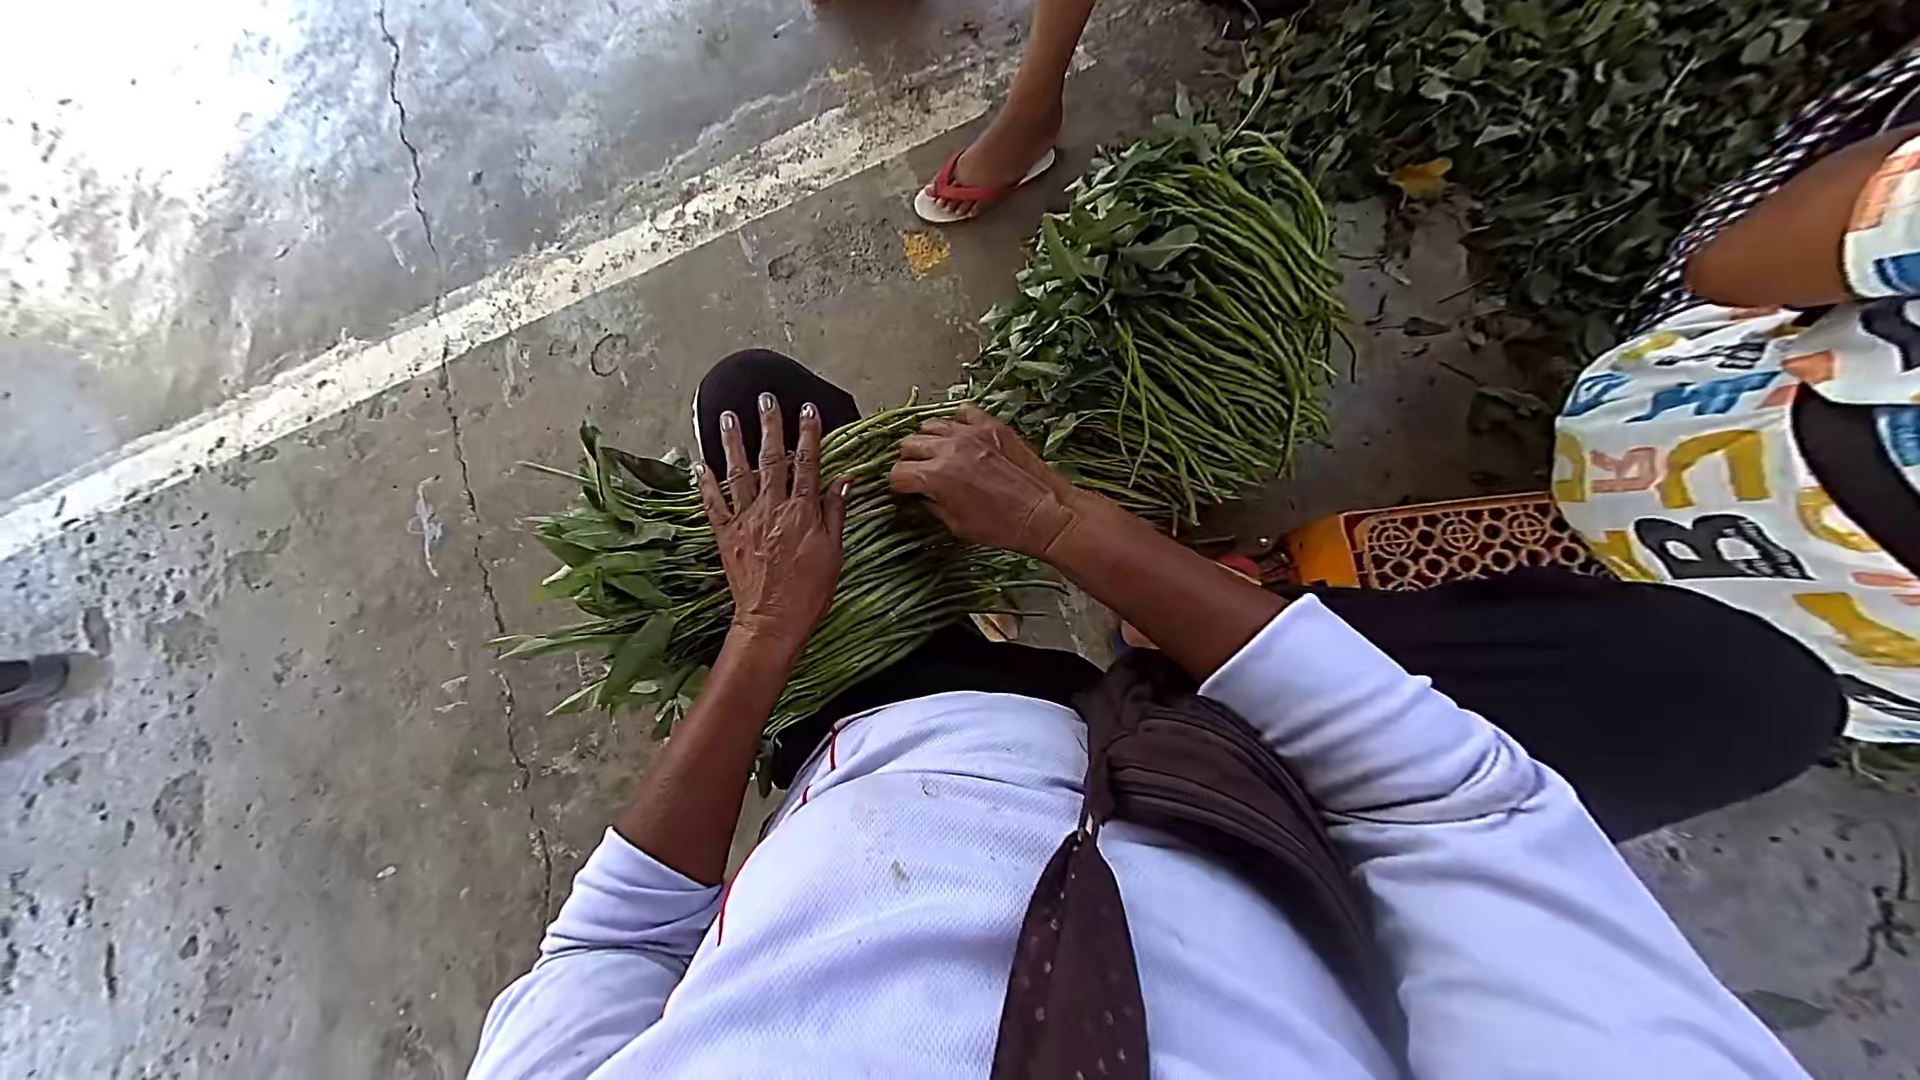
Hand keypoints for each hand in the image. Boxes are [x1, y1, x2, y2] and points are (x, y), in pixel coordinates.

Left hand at [697, 394, 850, 656]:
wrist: (773, 621)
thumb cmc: (810, 591)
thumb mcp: (834, 552)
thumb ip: (835, 512)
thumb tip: (844, 479)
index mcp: (802, 512)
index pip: (807, 463)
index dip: (808, 434)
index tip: (807, 409)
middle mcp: (772, 509)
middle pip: (771, 459)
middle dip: (769, 426)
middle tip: (765, 398)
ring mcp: (746, 521)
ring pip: (739, 473)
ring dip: (733, 443)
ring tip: (727, 416)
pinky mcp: (726, 536)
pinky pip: (714, 505)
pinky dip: (706, 484)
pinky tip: (700, 464)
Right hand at [889, 403, 1089, 558]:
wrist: (1044, 513)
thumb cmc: (1002, 526)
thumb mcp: (956, 524)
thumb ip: (932, 504)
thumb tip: (920, 495)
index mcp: (936, 477)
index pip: (898, 473)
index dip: (898, 485)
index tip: (904, 490)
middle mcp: (949, 449)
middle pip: (909, 445)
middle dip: (910, 461)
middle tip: (919, 473)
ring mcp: (970, 433)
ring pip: (931, 425)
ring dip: (929, 440)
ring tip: (938, 454)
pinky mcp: (991, 426)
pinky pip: (962, 413)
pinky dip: (956, 422)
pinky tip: (960, 436)